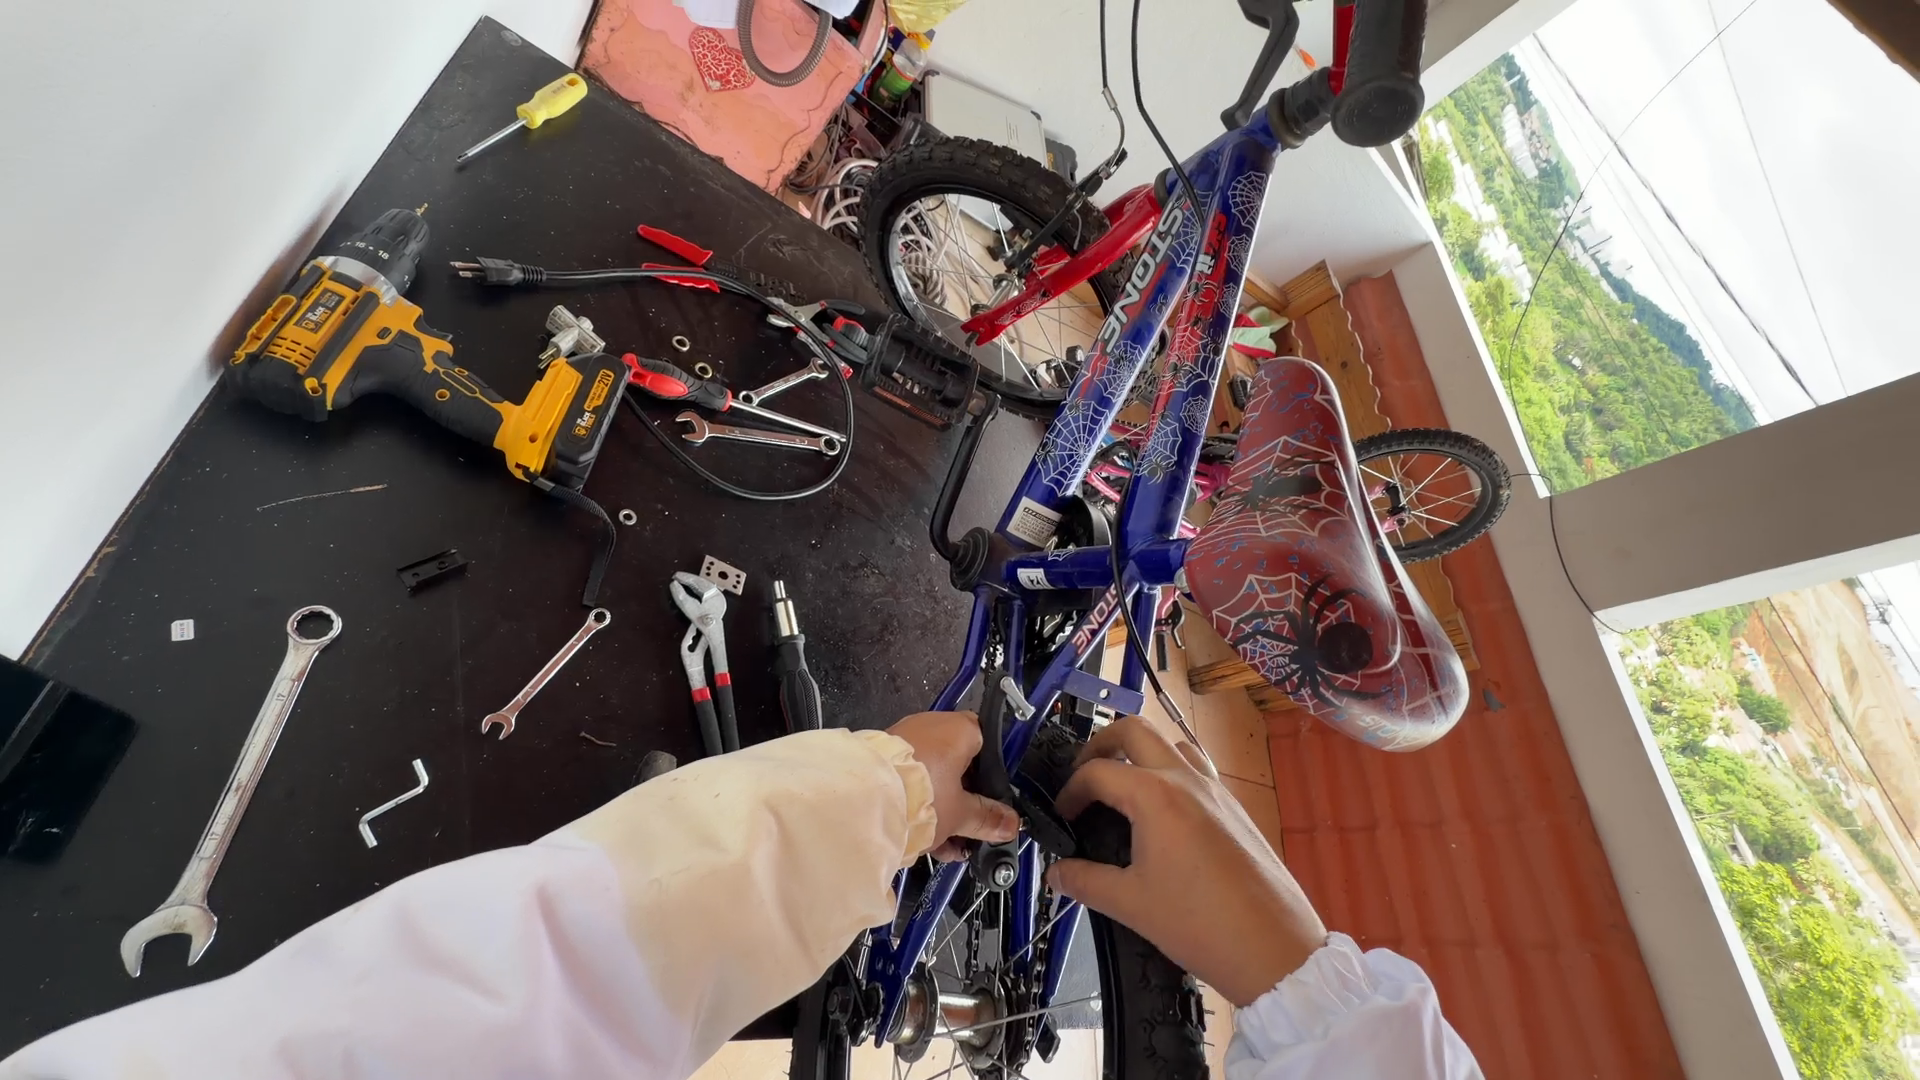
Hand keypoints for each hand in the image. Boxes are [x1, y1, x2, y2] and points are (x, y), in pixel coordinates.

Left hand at [888, 711, 1019, 860]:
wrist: (864, 802)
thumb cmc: (926, 797)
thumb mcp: (962, 813)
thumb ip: (988, 818)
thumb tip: (1012, 824)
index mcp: (959, 728)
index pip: (987, 740)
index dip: (992, 771)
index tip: (993, 800)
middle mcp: (933, 725)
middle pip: (959, 761)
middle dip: (966, 798)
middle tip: (973, 829)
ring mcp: (906, 740)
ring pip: (936, 775)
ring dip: (945, 807)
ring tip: (951, 845)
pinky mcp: (886, 758)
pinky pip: (914, 780)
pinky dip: (923, 805)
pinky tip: (929, 842)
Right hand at [1046, 716, 1327, 1006]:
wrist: (1276, 952)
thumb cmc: (1200, 925)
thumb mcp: (1131, 904)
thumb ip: (1085, 882)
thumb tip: (1056, 873)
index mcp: (1154, 795)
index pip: (1097, 772)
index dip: (1070, 791)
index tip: (1062, 817)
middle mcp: (1184, 779)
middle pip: (1133, 730)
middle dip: (1100, 745)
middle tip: (1084, 775)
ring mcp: (1215, 789)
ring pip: (1169, 742)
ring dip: (1140, 751)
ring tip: (1122, 785)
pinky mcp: (1234, 806)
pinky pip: (1196, 766)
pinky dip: (1170, 769)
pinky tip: (1164, 808)